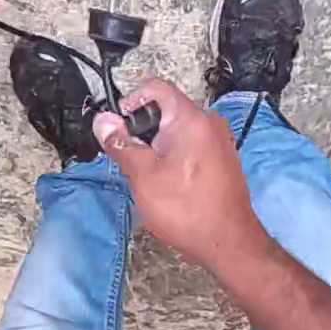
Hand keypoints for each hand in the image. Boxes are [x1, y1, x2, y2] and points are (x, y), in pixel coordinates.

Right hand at [93, 79, 273, 270]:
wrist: (227, 242)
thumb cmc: (186, 209)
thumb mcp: (142, 174)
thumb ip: (121, 144)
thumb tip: (103, 122)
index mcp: (190, 119)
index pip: (155, 88)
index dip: (130, 101)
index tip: (118, 126)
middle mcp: (208, 124)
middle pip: (164, 112)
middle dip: (141, 132)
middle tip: (130, 160)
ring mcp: (218, 142)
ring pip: (176, 132)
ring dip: (156, 149)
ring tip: (148, 177)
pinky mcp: (221, 161)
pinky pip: (190, 148)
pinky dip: (172, 159)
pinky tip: (167, 186)